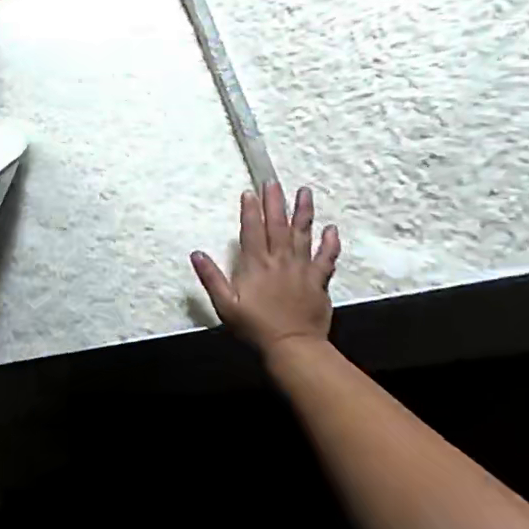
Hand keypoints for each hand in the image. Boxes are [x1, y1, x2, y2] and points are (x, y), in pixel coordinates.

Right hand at [191, 182, 340, 356]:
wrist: (292, 346)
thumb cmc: (255, 328)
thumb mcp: (225, 305)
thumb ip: (211, 278)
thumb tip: (196, 253)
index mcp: (256, 265)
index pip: (252, 230)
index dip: (250, 210)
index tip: (250, 192)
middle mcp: (280, 261)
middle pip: (277, 225)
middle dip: (275, 201)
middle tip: (273, 181)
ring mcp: (301, 269)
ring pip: (303, 234)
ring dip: (303, 212)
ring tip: (305, 191)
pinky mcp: (318, 281)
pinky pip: (326, 258)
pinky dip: (330, 243)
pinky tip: (331, 229)